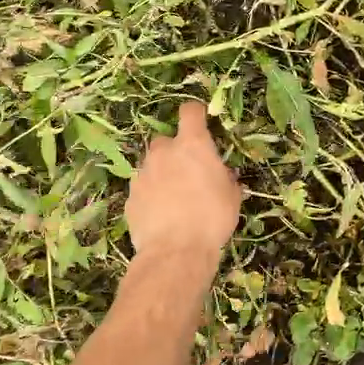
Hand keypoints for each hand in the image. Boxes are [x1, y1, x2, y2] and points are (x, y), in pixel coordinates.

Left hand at [122, 101, 241, 261]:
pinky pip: (143, 187)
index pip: (190, 112)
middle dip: (176, 151)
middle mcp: (164, 153)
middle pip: (166, 140)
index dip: (196, 114)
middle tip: (189, 171)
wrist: (175, 251)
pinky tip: (162, 214)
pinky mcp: (131, 196)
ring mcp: (143, 174)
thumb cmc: (212, 218)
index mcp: (193, 146)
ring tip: (175, 197)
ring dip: (162, 173)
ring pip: (152, 164)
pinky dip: (152, 194)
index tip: (201, 122)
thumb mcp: (232, 196)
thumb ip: (226, 179)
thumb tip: (223, 176)